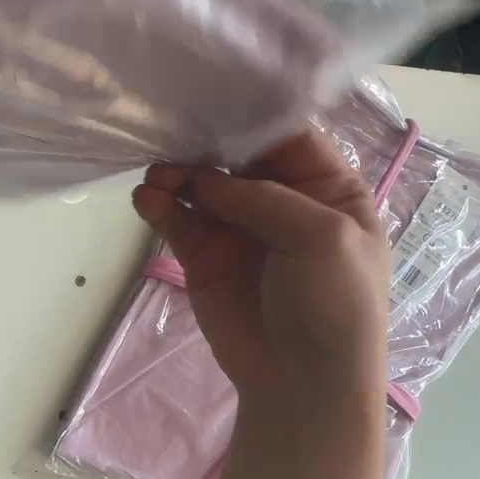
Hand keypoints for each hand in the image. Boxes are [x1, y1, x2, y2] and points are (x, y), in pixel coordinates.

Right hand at [130, 131, 389, 402]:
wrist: (301, 374)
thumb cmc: (333, 300)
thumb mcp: (321, 237)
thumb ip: (264, 201)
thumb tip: (206, 179)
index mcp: (325, 188)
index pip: (287, 141)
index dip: (255, 122)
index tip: (216, 104)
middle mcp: (278, 203)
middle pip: (236, 162)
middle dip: (206, 149)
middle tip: (172, 143)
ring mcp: (236, 232)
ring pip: (200, 192)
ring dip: (176, 180)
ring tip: (153, 178)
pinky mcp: (202, 260)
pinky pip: (178, 225)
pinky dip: (160, 211)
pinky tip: (145, 200)